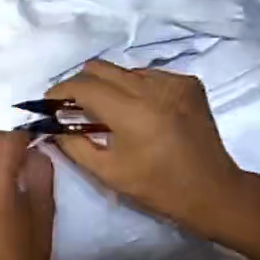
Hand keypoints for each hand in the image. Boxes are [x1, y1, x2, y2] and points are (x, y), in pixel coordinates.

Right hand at [47, 61, 259, 239]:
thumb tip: (52, 126)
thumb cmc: (155, 187)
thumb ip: (73, 144)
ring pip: (123, 70)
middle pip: (101, 68)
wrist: (212, 190)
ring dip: (106, 86)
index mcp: (132, 112)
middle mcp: (153, 88)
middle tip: (69, 106)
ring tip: (103, 112)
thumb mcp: (106, 171)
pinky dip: (132, 88)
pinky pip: (147, 75)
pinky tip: (134, 111)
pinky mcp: (188, 84)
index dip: (60, 92)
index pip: (84, 86)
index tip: (47, 103)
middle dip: (79, 84)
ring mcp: (174, 82)